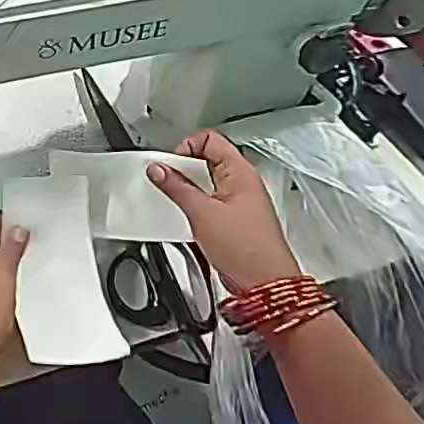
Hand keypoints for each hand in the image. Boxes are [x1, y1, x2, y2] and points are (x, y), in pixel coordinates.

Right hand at [147, 130, 303, 292]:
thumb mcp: (201, 213)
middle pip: (207, 158)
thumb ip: (176, 187)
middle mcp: (243, 182)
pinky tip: (189, 216)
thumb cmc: (247, 249)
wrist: (264, 283)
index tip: (171, 165)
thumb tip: (159, 169)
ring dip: (189, 187)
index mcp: (240, 172)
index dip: (187, 148)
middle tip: (169, 181)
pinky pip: (210, 200)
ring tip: (178, 200)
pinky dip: (196, 203)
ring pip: (207, 180)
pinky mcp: (234, 218)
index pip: (209, 140)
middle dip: (183, 168)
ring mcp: (240, 200)